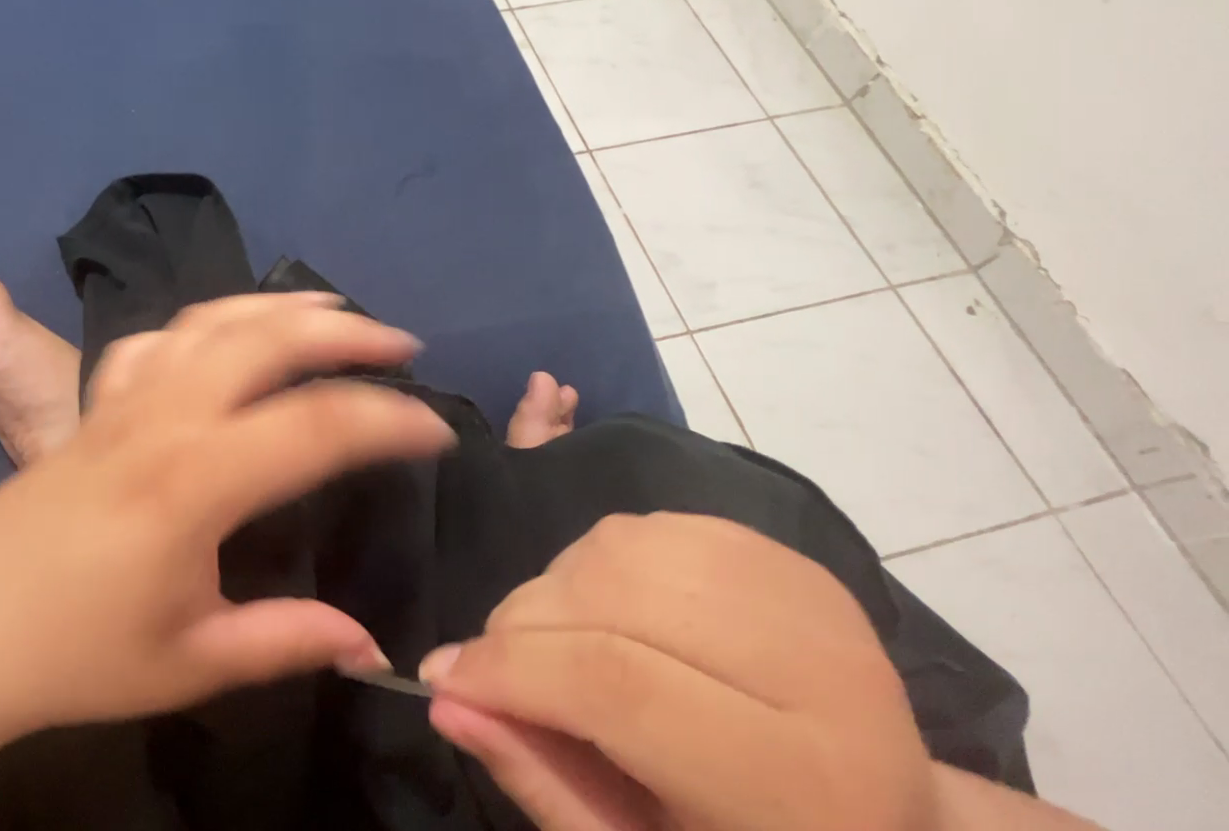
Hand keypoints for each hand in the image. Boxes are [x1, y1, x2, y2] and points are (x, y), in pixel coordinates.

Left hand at [0, 293, 454, 754]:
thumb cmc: (73, 655)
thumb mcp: (190, 663)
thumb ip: (286, 640)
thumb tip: (369, 643)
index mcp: (192, 483)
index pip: (315, 427)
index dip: (388, 422)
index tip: (437, 431)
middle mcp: (161, 420)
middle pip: (264, 341)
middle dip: (344, 334)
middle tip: (401, 346)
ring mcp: (122, 402)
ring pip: (210, 322)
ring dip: (279, 307)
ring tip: (334, 311)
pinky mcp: (93, 406)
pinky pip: (158, 339)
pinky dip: (208, 323)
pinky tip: (232, 335)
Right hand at [418, 512, 937, 830]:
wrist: (885, 827)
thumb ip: (542, 781)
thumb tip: (445, 698)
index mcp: (800, 784)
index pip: (619, 684)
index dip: (512, 671)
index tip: (444, 678)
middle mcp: (823, 671)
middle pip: (616, 597)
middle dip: (521, 625)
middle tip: (492, 668)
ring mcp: (811, 597)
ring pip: (627, 547)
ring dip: (556, 587)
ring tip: (550, 642)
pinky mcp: (793, 559)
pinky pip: (653, 527)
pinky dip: (598, 560)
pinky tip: (602, 608)